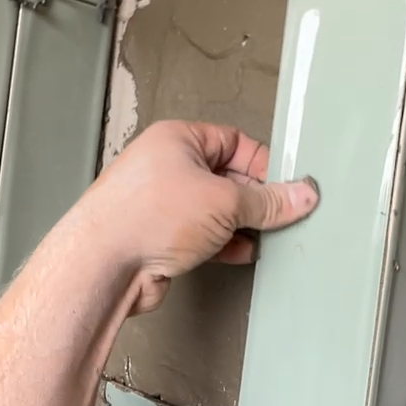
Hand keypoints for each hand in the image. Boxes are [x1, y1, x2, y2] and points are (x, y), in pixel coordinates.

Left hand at [68, 121, 319, 314]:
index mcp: (179, 139)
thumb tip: (302, 195)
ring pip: (217, 209)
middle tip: (285, 215)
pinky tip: (244, 253)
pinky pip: (204, 234)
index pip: (235, 142)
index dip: (264, 163)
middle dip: (256, 198)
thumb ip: (267, 201)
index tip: (289, 186)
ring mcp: (164, 203)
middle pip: (228, 177)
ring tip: (269, 237)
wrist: (103, 265)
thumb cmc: (151, 216)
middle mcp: (169, 166)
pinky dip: (226, 243)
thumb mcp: (224, 202)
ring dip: (243, 224)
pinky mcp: (162, 236)